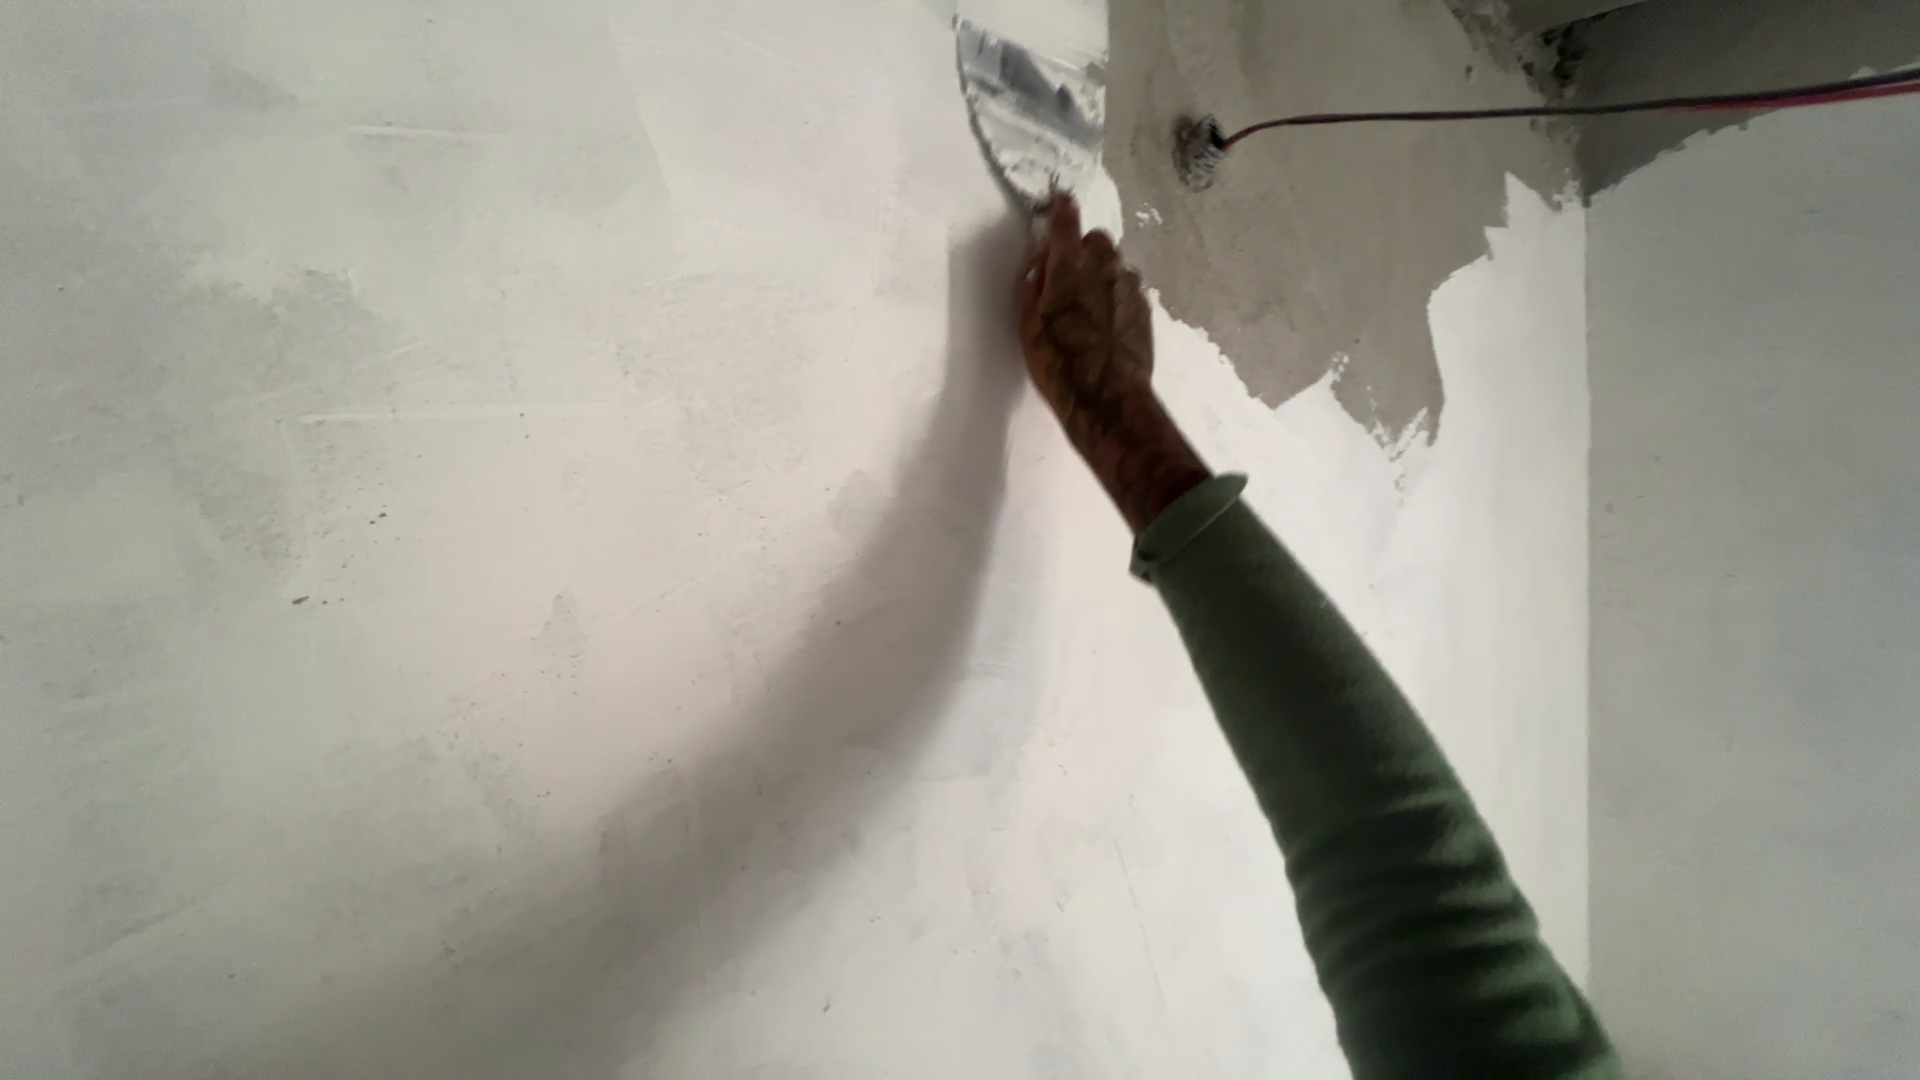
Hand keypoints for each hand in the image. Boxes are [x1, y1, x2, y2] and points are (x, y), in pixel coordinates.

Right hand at [1016, 195, 1210, 532]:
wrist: (1106, 395)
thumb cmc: (1058, 362)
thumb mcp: (1028, 326)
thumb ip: (1035, 288)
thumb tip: (1043, 267)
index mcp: (1069, 264)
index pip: (1065, 221)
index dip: (1061, 209)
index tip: (1060, 200)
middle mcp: (1104, 265)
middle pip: (1096, 240)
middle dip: (1082, 249)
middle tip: (1067, 275)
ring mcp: (1129, 286)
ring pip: (1115, 265)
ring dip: (1101, 273)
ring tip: (1087, 304)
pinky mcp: (1144, 308)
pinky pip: (1127, 289)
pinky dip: (1115, 296)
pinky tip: (1105, 323)